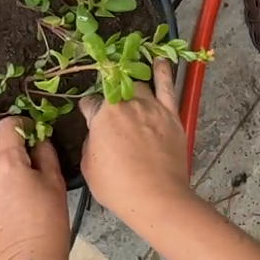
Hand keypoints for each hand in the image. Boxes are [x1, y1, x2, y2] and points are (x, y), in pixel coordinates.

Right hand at [80, 58, 199, 231]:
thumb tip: (97, 135)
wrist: (156, 197)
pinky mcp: (170, 114)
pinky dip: (163, 72)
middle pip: (115, 90)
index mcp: (101, 116)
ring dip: (132, 84)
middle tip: (112, 106)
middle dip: (110, 95)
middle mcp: (125, 104)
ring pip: (138, 85)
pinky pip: (166, 87)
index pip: (90, 103)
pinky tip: (160, 61)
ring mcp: (150, 107)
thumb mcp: (89, 167)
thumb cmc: (118, 186)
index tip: (90, 118)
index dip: (89, 111)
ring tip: (130, 79)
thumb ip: (90, 144)